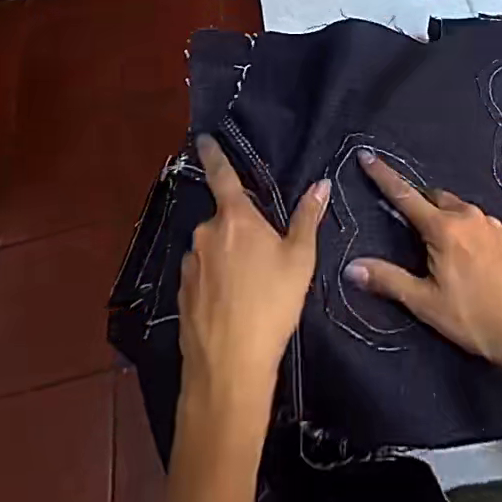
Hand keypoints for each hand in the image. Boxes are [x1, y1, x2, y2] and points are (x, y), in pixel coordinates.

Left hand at [178, 135, 328, 406]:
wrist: (229, 363)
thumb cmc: (272, 302)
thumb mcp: (300, 258)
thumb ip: (308, 217)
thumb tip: (321, 183)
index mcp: (235, 219)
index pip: (222, 176)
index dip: (213, 155)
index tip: (202, 138)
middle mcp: (205, 233)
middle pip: (224, 219)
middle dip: (241, 228)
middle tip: (266, 254)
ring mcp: (189, 264)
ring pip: (213, 248)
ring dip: (228, 256)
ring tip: (252, 285)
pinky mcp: (181, 291)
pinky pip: (202, 272)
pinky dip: (216, 279)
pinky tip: (233, 301)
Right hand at [344, 149, 501, 369]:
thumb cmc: (473, 317)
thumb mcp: (425, 302)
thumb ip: (388, 280)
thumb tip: (352, 268)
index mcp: (444, 228)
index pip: (405, 195)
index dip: (383, 175)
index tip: (368, 156)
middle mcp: (469, 217)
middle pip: (436, 199)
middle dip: (420, 205)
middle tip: (411, 228)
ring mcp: (494, 224)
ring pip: (461, 210)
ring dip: (447, 220)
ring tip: (444, 249)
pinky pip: (482, 224)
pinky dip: (471, 231)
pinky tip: (473, 256)